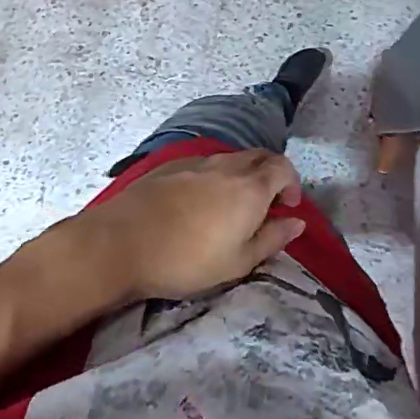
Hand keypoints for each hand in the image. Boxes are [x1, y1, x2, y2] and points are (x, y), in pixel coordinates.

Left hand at [51, 150, 306, 301]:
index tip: (287, 207)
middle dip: (270, 174)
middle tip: (266, 204)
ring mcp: (195, 163)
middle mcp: (226, 166)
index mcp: (250, 187)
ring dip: (241, 175)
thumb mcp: (239, 262)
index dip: (292, 183)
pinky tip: (199, 202)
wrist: (121, 243)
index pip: (282, 167)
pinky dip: (214, 176)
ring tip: (231, 206)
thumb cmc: (187, 260)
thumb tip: (297, 222)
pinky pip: (203, 164)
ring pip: (230, 159)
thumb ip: (272, 238)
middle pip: (258, 157)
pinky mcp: (168, 166)